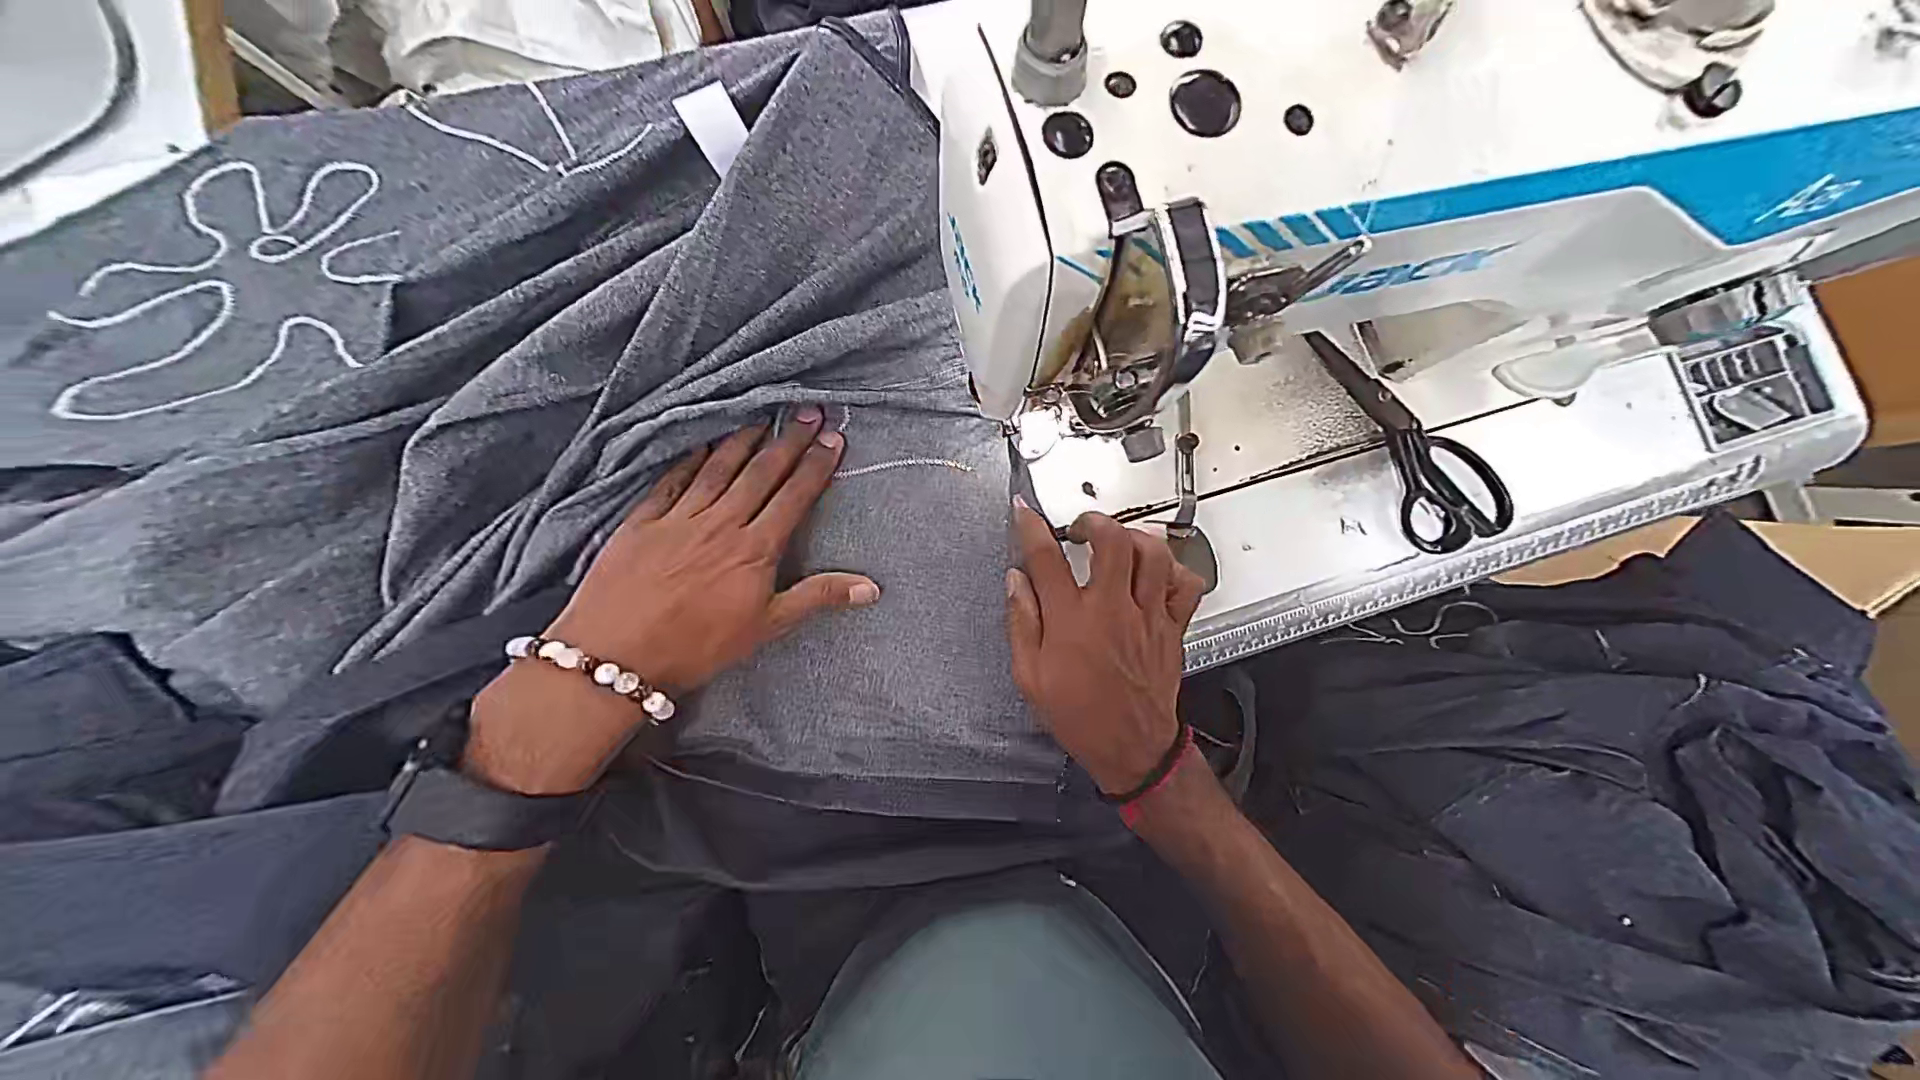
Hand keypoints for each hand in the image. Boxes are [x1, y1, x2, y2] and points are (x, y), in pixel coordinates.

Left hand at [546, 407, 878, 691]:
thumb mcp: (767, 626)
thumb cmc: (698, 646)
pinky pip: (672, 479)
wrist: (616, 655)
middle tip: (807, 411)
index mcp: (754, 549)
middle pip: (762, 473)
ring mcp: (680, 518)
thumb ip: (817, 597)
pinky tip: (703, 442)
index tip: (832, 438)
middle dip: (788, 440)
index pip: (794, 497)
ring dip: (744, 439)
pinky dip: (690, 458)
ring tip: (762, 414)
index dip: (816, 465)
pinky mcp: (642, 520)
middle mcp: (721, 523)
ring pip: (719, 467)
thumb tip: (871, 588)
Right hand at [1005, 500, 1205, 794]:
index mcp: (1071, 621)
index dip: (1032, 527)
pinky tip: (1156, 571)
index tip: (1025, 513)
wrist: (1130, 748)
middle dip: (1093, 521)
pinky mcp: (1171, 628)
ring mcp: (1147, 617)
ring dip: (1134, 537)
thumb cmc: (1081, 715)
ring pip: (1153, 554)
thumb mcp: (1030, 675)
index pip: (1047, 557)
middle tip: (1081, 527)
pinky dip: (1174, 569)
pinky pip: (1186, 585)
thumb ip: (1021, 622)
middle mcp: (1112, 611)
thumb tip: (1016, 583)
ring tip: (1119, 540)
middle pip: (1112, 540)